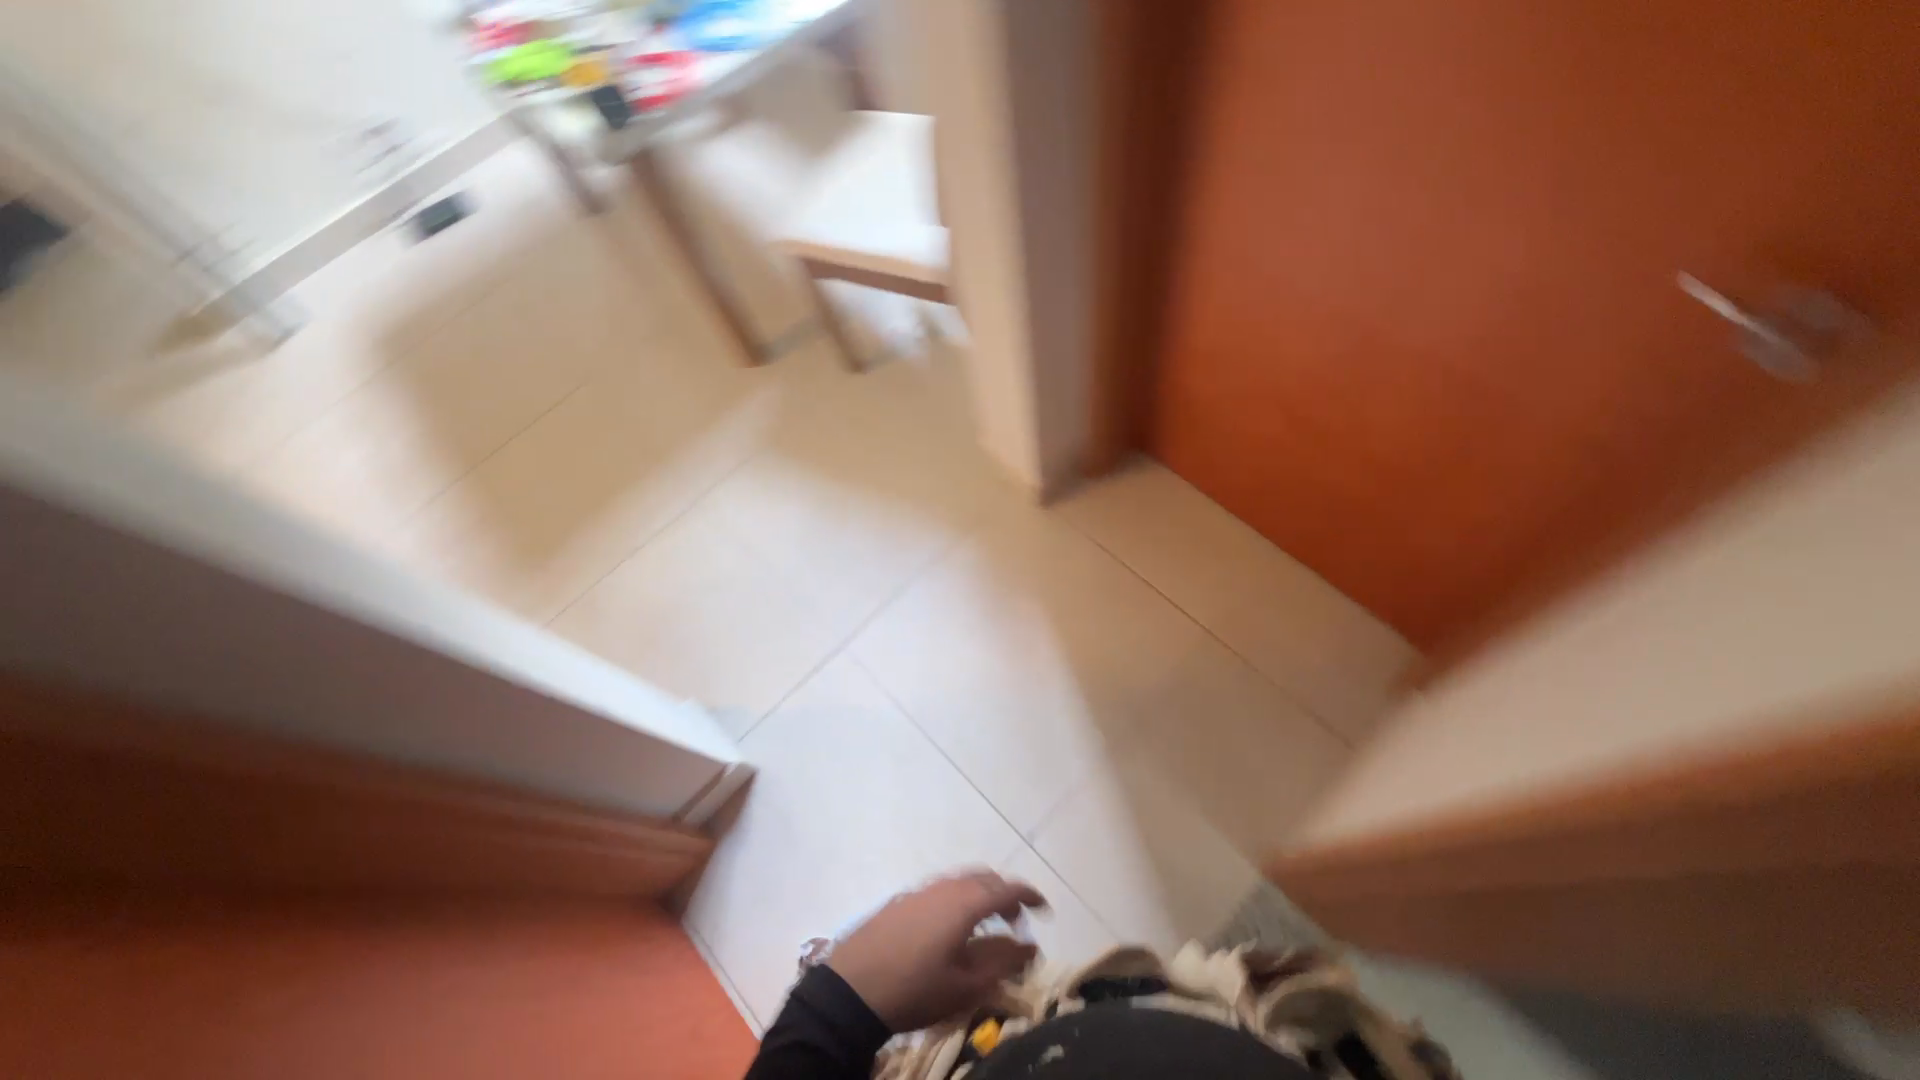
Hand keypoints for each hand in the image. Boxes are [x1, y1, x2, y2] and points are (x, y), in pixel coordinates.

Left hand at [828, 870, 1047, 1032]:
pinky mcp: (899, 903)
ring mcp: (918, 892)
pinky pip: (940, 891)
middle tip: (1017, 922)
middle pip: (983, 879)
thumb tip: (1031, 947)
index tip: (1045, 910)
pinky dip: (958, 901)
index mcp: (964, 903)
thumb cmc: (914, 990)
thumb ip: (1002, 963)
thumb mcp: (965, 986)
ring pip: (959, 883)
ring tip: (986, 927)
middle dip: (1005, 895)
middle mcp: (943, 888)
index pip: (1006, 889)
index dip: (1029, 896)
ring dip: (980, 897)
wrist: (849, 990)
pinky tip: (952, 931)